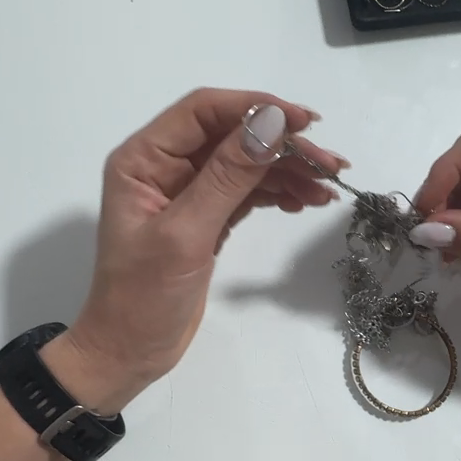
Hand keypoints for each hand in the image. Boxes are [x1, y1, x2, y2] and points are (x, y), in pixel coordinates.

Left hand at [46, 89, 343, 412]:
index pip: (204, 111)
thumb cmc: (142, 298)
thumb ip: (227, 177)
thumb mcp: (185, 235)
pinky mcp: (207, 218)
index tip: (306, 123)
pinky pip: (247, 192)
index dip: (257, 108)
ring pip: (246, 164)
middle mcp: (165, 166)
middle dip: (282, 146)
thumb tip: (271, 124)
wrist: (129, 352)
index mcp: (144, 159)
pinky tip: (305, 202)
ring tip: (329, 189)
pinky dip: (278, 194)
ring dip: (288, 172)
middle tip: (331, 166)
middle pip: (233, 136)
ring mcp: (188, 193)